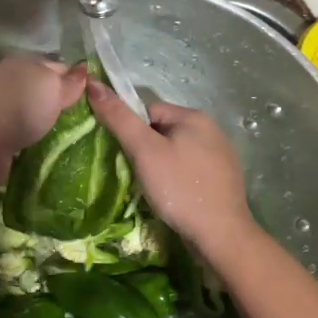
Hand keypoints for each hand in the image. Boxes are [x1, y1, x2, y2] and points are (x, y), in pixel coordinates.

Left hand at [0, 57, 88, 159]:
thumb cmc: (21, 106)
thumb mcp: (52, 86)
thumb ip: (69, 81)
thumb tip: (83, 70)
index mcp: (21, 64)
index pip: (56, 66)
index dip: (75, 80)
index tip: (94, 97)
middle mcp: (8, 83)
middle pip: (42, 91)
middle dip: (61, 103)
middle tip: (86, 120)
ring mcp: (0, 110)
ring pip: (32, 113)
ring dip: (46, 123)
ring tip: (69, 137)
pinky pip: (22, 134)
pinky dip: (33, 139)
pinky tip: (46, 147)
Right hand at [85, 79, 256, 256]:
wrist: (220, 233)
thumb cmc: (179, 187)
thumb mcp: (144, 151)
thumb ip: (119, 118)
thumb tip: (93, 84)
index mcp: (194, 116)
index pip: (149, 112)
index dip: (132, 132)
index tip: (128, 157)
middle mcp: (212, 129)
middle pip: (163, 131)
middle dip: (147, 151)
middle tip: (139, 176)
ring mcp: (221, 155)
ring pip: (177, 152)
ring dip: (162, 166)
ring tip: (156, 189)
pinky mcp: (223, 179)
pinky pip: (190, 170)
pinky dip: (178, 180)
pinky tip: (175, 197)